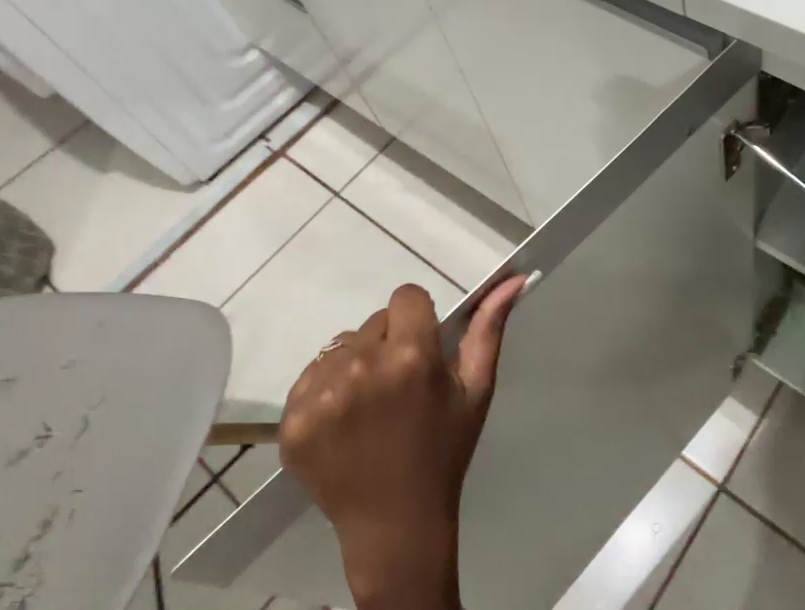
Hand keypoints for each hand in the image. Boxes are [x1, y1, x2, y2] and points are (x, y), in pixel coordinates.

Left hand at [278, 275, 527, 609]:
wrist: (396, 524)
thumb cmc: (444, 453)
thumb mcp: (476, 390)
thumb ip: (488, 329)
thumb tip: (512, 279)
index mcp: (410, 356)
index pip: (406, 297)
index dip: (418, 320)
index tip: (423, 351)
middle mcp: (361, 367)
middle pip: (373, 322)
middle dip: (388, 343)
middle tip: (400, 387)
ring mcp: (321, 395)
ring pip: (339, 347)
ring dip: (355, 365)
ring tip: (371, 407)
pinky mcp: (292, 420)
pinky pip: (309, 377)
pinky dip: (325, 392)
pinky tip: (344, 423)